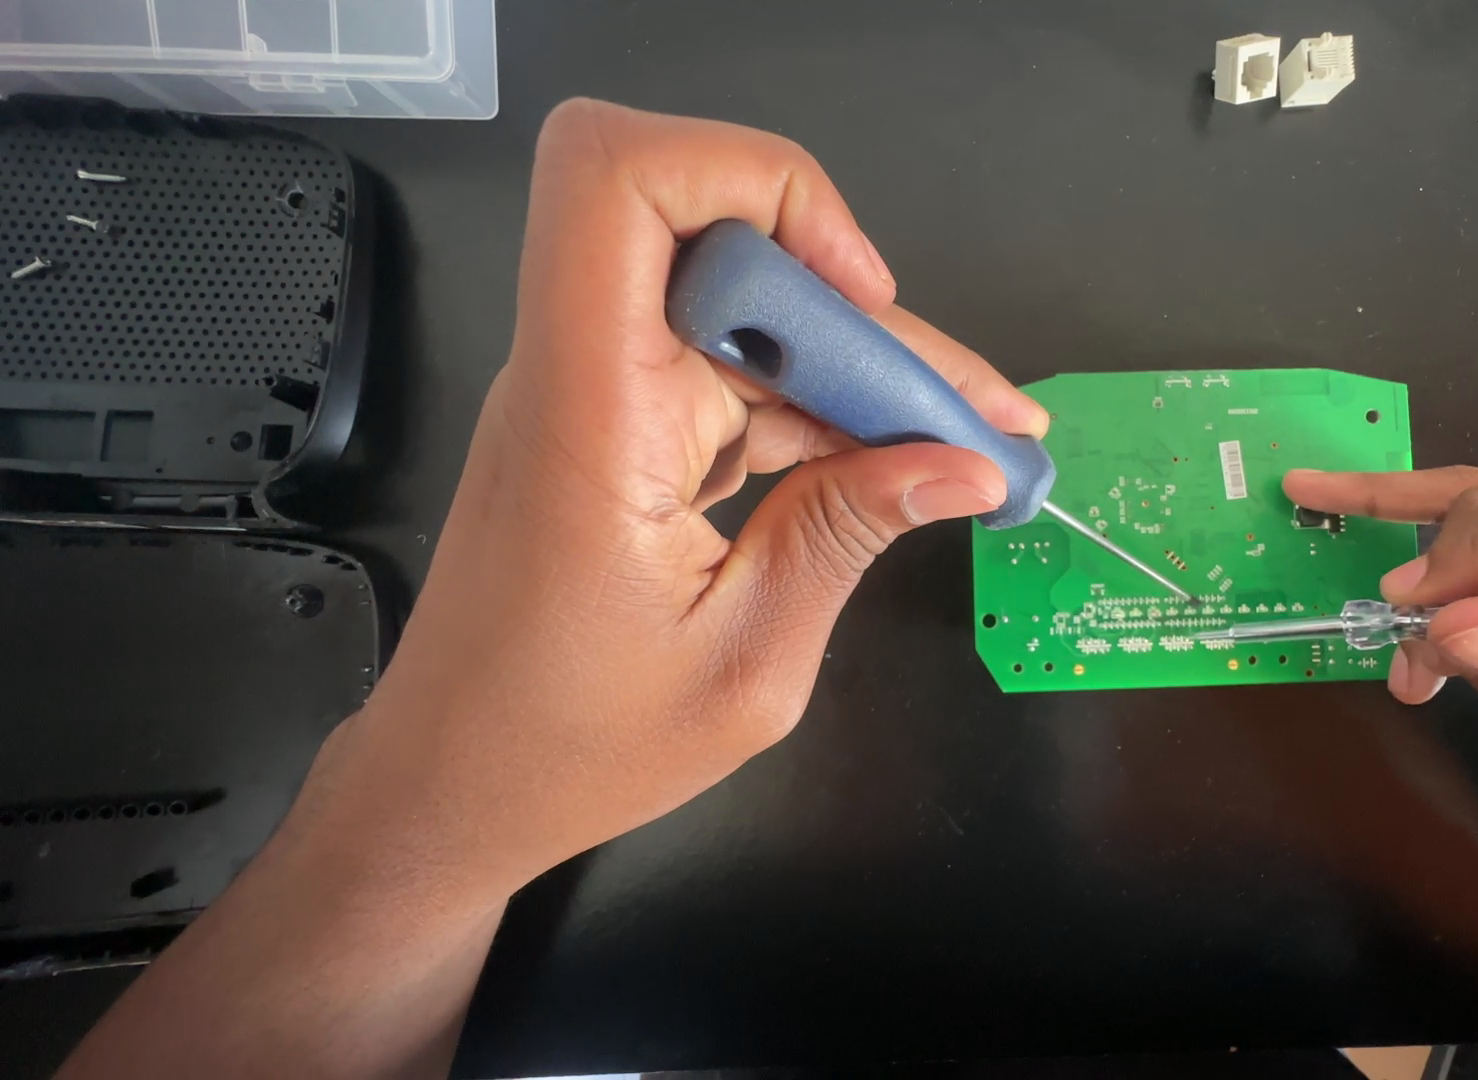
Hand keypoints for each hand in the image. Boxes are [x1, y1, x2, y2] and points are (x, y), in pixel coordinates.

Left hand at [293, 101, 1046, 901]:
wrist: (460, 785)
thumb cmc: (582, 748)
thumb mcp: (750, 658)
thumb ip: (850, 538)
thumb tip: (963, 468)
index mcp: (594, 414)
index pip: (627, 182)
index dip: (763, 184)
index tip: (867, 294)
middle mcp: (592, 374)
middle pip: (746, 264)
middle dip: (878, 328)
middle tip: (982, 414)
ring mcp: (613, 397)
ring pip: (764, 328)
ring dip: (871, 379)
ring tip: (969, 446)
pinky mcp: (634, 429)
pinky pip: (750, 384)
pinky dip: (832, 417)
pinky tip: (897, 469)